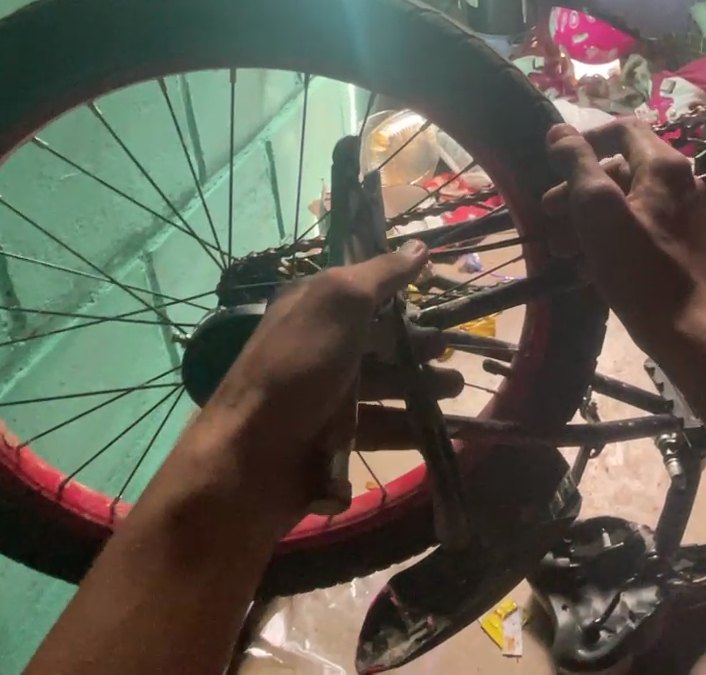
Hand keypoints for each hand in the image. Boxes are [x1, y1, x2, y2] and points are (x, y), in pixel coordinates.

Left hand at [154, 242, 431, 532]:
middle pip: (378, 339)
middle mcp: (319, 346)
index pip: (363, 289)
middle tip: (450, 349)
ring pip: (384, 383)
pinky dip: (410, 425)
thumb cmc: (298, 367)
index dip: (399, 288)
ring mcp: (325, 394)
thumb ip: (382, 274)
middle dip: (417, 343)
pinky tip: (443, 427)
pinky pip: (380, 426)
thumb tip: (419, 245)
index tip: (437, 290)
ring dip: (422, 384)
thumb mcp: (340, 304)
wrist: (248, 460)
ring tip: (457, 387)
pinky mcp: (334, 439)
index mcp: (314, 307)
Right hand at [542, 119, 705, 341]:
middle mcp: (681, 185)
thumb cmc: (638, 266)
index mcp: (664, 167)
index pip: (623, 129)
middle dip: (577, 191)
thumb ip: (577, 163)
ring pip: (626, 205)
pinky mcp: (683, 248)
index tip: (557, 164)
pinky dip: (609, 240)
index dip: (586, 140)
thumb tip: (558, 130)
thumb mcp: (597, 208)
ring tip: (559, 250)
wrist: (689, 331)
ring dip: (587, 220)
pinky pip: (639, 231)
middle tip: (548, 214)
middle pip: (620, 170)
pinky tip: (584, 268)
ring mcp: (684, 218)